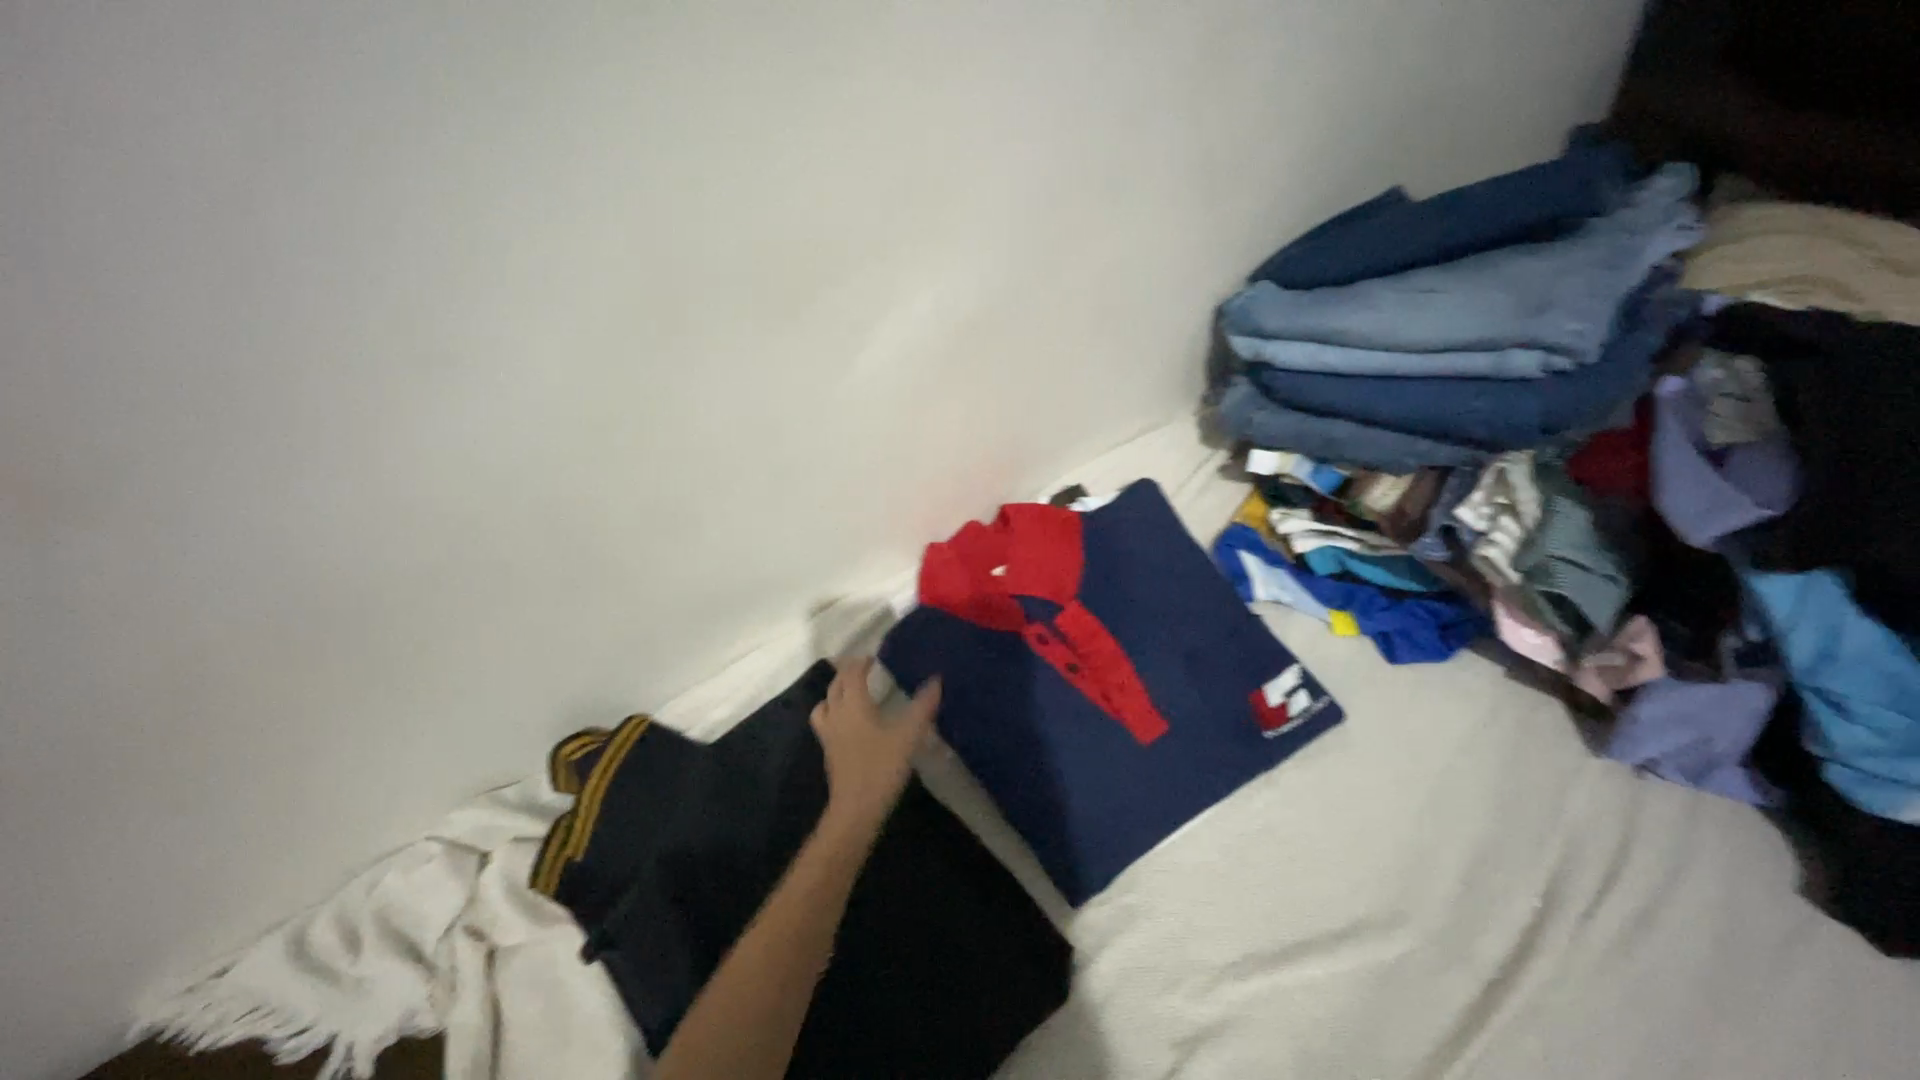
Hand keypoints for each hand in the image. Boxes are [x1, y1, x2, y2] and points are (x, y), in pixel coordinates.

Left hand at [810, 658, 939, 834]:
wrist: (856, 808)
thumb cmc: (882, 768)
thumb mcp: (908, 736)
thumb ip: (922, 707)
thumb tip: (936, 680)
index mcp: (853, 705)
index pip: (852, 674)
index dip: (861, 662)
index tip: (873, 657)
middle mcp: (836, 714)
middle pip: (835, 686)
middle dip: (847, 673)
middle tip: (863, 668)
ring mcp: (829, 734)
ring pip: (824, 704)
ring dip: (835, 693)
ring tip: (849, 693)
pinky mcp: (828, 751)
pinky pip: (825, 721)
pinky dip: (833, 712)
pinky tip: (848, 723)